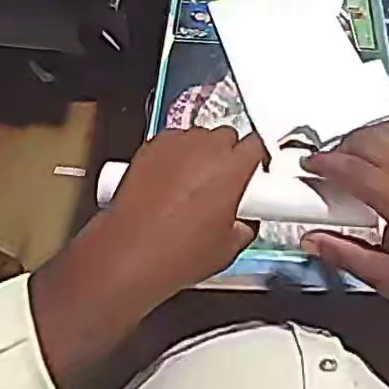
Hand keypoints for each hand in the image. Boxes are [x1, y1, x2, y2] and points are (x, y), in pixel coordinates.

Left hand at [31, 127, 263, 377]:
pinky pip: (172, 142)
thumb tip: (242, 223)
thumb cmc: (177, 252)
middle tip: (221, 182)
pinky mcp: (152, 145)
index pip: (256, 144)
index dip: (256, 156)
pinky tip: (168, 181)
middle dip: (227, 155)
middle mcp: (205, 147)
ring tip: (191, 184)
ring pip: (198, 136)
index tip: (253, 168)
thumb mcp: (226, 249)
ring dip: (200, 153)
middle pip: (226, 136)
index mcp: (231, 168)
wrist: (131, 250)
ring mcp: (176, 143)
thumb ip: (243, 226)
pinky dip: (174, 155)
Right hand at [301, 120, 388, 328]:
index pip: (355, 170)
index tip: (307, 166)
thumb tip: (308, 238)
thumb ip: (345, 253)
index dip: (326, 164)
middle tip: (325, 167)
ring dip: (361, 137)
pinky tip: (375, 150)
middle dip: (340, 148)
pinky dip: (385, 133)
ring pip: (387, 132)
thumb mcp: (387, 278)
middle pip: (369, 142)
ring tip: (347, 158)